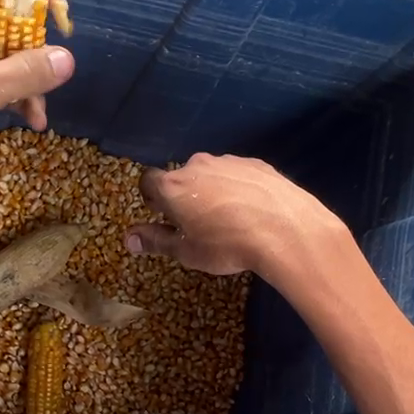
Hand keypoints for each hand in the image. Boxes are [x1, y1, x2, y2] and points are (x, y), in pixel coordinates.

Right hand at [124, 153, 357, 281]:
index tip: (161, 216)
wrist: (285, 230)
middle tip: (194, 224)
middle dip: (182, 197)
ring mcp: (228, 161)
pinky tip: (249, 212)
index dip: (150, 199)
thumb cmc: (225, 245)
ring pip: (209, 175)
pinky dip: (235, 189)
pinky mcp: (256, 164)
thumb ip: (156, 241)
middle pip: (180, 177)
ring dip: (210, 192)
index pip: (148, 182)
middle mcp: (196, 165)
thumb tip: (128, 239)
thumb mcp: (186, 251)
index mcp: (173, 186)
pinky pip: (236, 175)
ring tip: (226, 220)